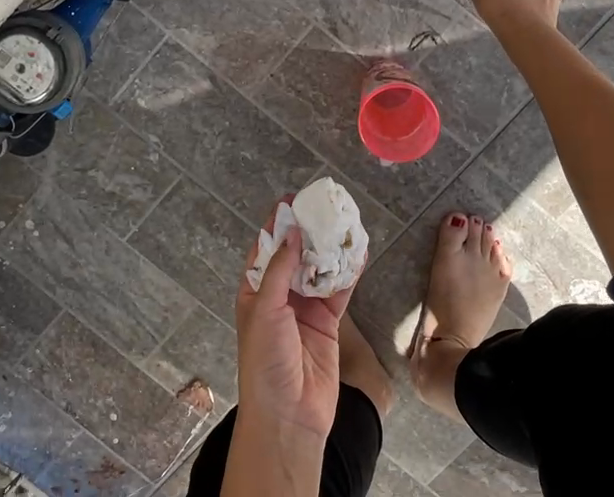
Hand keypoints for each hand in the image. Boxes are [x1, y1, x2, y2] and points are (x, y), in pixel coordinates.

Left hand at [234, 214, 356, 440]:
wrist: (289, 414)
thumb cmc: (265, 360)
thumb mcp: (265, 310)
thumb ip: (279, 270)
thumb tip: (292, 233)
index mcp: (254, 291)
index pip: (266, 249)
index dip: (277, 225)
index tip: (291, 199)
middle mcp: (279, 296)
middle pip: (295, 255)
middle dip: (308, 232)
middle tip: (325, 206)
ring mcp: (304, 309)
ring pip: (319, 270)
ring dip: (330, 249)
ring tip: (345, 223)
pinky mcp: (328, 323)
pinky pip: (339, 291)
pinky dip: (349, 273)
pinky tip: (360, 253)